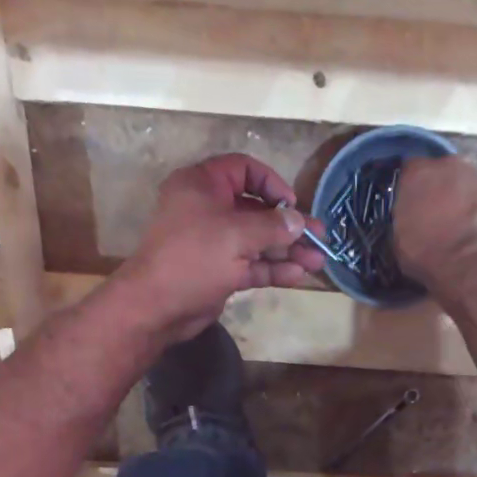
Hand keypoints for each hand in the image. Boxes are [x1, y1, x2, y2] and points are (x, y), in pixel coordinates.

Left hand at [116, 154, 325, 341]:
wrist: (157, 307)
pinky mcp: (219, 270)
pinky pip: (251, 264)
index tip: (293, 204)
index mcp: (202, 186)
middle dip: (289, 225)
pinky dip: (273, 268)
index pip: (243, 169)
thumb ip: (273, 226)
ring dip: (287, 250)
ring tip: (318, 261)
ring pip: (257, 240)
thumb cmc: (193, 257)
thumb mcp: (237, 235)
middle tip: (320, 237)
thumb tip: (299, 221)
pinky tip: (297, 275)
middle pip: (257, 209)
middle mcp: (208, 209)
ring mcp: (214, 242)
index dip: (271, 182)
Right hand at [392, 157, 476, 287]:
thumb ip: (403, 212)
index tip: (410, 200)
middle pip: (439, 170)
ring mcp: (474, 174)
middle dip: (437, 186)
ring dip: (459, 193)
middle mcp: (445, 164)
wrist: (465, 262)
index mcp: (416, 172)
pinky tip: (474, 221)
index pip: (409, 170)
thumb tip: (408, 212)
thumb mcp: (398, 234)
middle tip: (435, 209)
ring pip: (462, 180)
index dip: (410, 186)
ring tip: (457, 216)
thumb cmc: (424, 251)